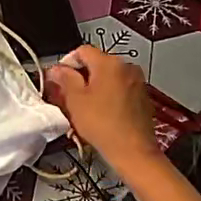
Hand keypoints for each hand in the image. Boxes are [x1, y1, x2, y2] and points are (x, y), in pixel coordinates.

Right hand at [44, 45, 162, 165]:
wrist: (133, 150)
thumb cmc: (101, 123)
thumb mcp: (75, 99)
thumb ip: (64, 78)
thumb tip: (57, 69)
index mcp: (109, 63)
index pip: (82, 51)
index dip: (66, 63)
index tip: (58, 80)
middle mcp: (127, 66)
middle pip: (96, 63)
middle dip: (79, 76)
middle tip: (66, 95)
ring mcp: (137, 81)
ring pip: (108, 77)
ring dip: (93, 86)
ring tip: (82, 106)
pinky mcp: (143, 96)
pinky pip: (119, 88)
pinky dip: (107, 95)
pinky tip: (100, 112)